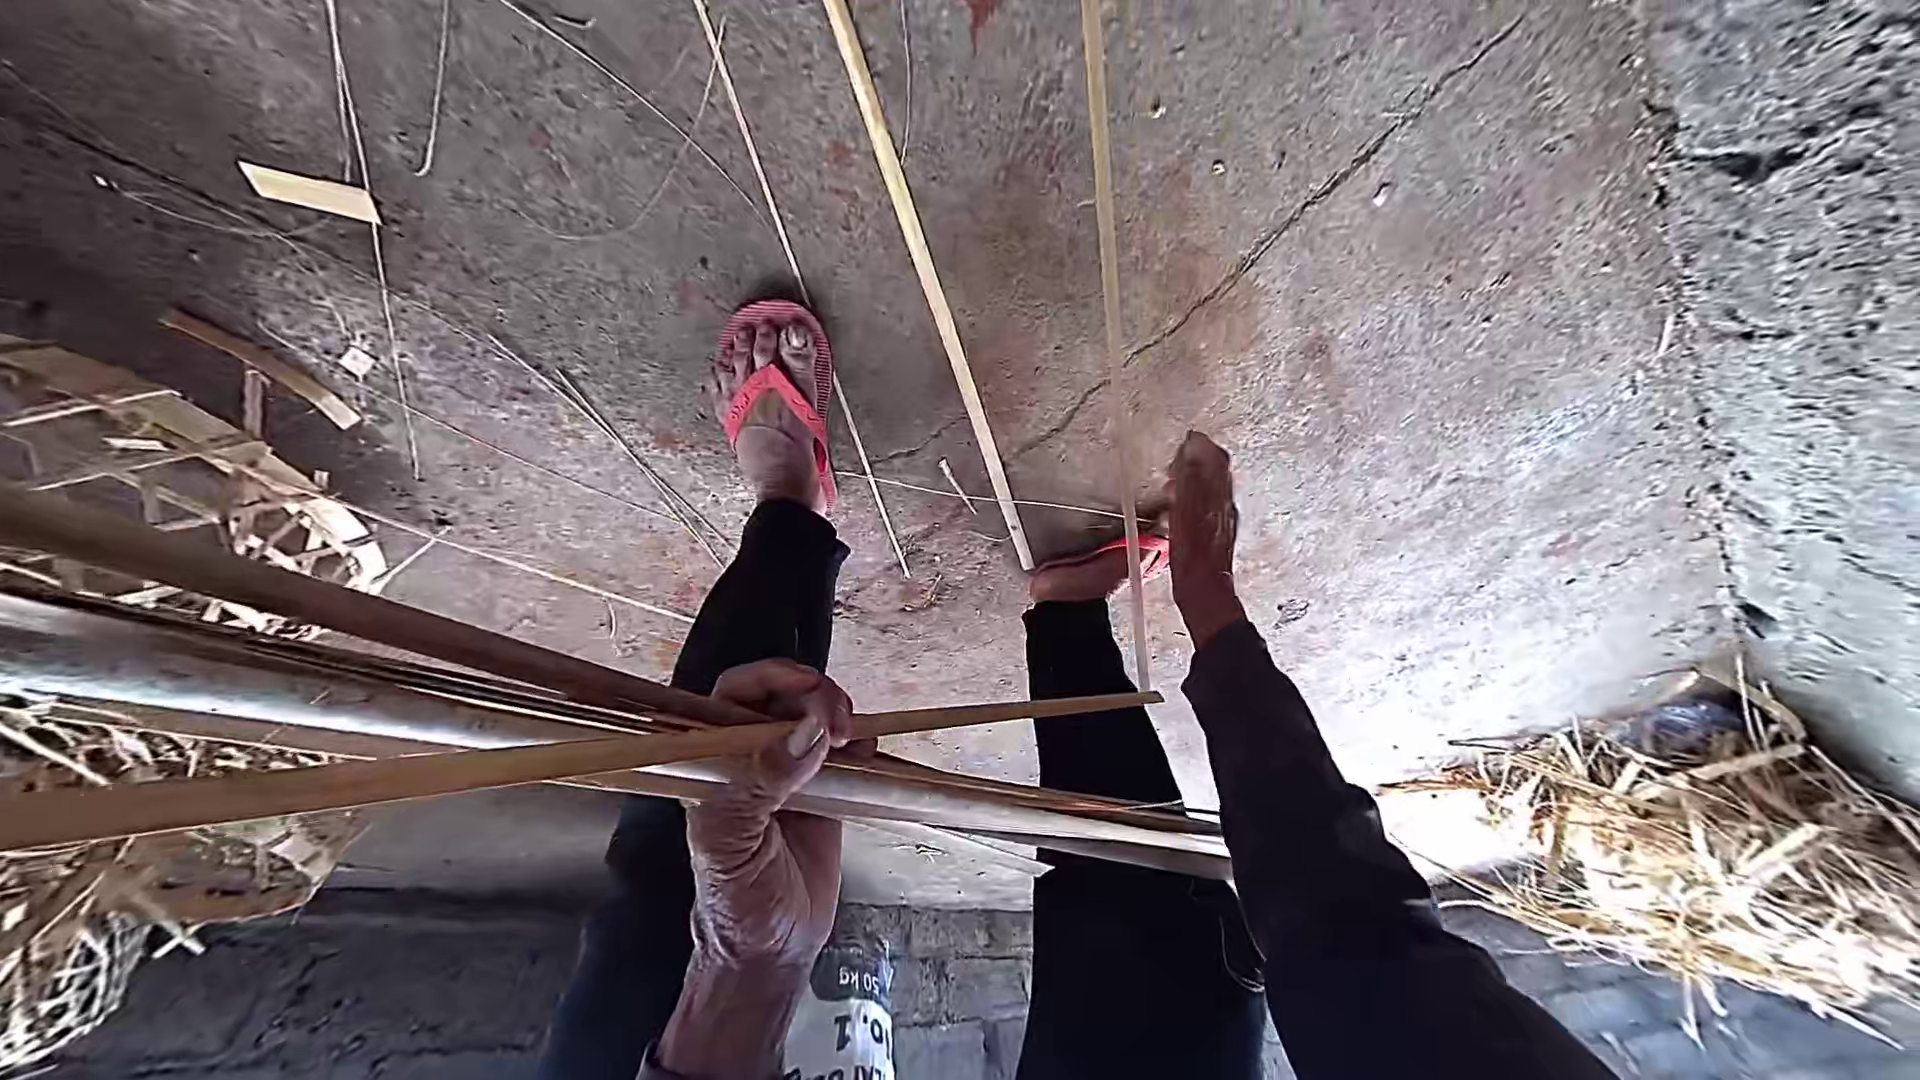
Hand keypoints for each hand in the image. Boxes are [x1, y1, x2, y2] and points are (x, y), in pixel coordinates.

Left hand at [659, 659, 851, 1078]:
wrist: (776, 951)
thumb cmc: (738, 903)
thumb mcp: (736, 844)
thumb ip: (763, 783)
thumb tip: (810, 729)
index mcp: (718, 762)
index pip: (735, 694)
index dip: (769, 676)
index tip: (807, 683)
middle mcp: (755, 756)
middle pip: (784, 695)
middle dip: (815, 694)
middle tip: (839, 721)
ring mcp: (795, 768)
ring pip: (818, 713)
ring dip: (839, 711)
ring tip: (853, 737)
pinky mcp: (830, 785)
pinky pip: (850, 747)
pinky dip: (863, 738)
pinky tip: (868, 748)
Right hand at [1166, 431, 1245, 647]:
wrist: (1206, 594)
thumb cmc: (1194, 561)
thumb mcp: (1184, 517)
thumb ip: (1189, 483)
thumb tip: (1191, 452)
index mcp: (1218, 499)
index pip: (1216, 460)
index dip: (1200, 446)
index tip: (1185, 441)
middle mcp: (1224, 506)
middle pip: (1217, 472)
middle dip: (1196, 460)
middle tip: (1177, 459)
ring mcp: (1221, 520)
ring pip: (1211, 488)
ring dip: (1193, 478)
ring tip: (1175, 479)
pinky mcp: (1215, 534)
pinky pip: (1207, 506)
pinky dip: (1193, 497)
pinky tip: (1181, 505)